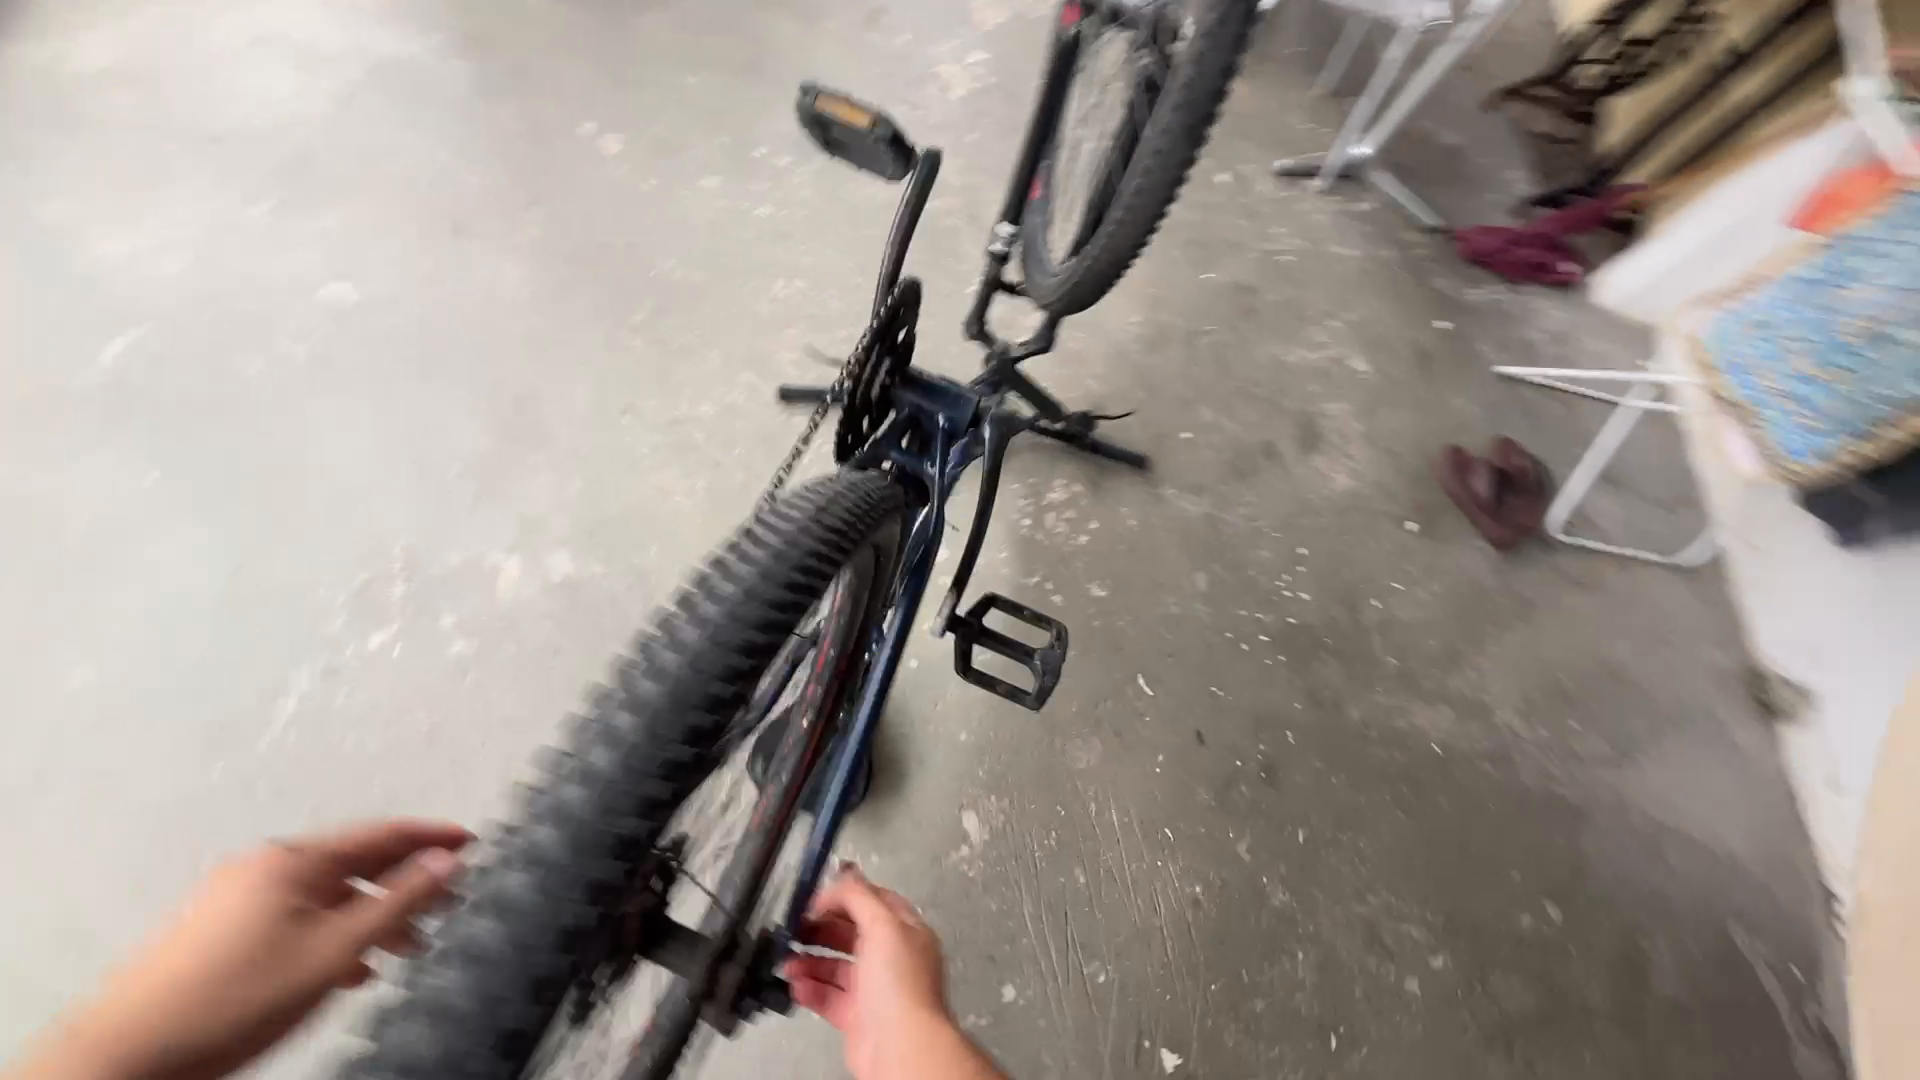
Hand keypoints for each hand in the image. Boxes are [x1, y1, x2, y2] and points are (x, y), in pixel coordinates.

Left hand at [13, 819, 472, 1079]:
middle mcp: (266, 869)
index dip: (433, 837)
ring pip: (330, 896)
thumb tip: (448, 861)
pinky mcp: (222, 933)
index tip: (471, 841)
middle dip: (407, 883)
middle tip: (450, 897)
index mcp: (292, 861)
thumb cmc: (230, 1001)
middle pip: (357, 864)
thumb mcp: (338, 948)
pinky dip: (336, 933)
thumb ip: (401, 900)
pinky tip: (352, 966)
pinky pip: (300, 917)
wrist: (121, 1063)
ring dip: (374, 915)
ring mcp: (239, 900)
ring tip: (408, 944)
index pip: (382, 834)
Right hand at [786, 864, 995, 1079]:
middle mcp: (891, 956)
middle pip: (852, 932)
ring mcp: (874, 988)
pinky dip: (811, 990)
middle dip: (822, 928)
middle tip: (794, 928)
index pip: (874, 901)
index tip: (816, 897)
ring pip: (837, 966)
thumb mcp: (882, 925)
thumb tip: (842, 874)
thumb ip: (859, 896)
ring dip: (810, 960)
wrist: (901, 1046)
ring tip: (786, 960)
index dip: (846, 895)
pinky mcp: (857, 1017)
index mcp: (905, 930)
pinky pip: (829, 997)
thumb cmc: (897, 980)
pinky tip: (794, 985)